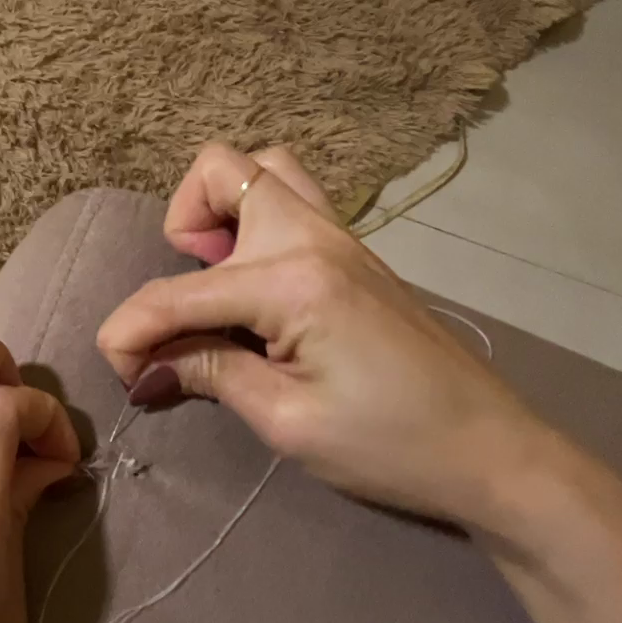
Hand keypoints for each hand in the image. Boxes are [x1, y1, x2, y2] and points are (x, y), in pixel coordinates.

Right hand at [96, 141, 560, 526]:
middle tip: (192, 297)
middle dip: (180, 226)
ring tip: (221, 274)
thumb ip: (208, 373)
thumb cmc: (392, 446)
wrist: (498, 454)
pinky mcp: (353, 252)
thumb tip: (145, 365)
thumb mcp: (285, 420)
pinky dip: (253, 220)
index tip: (124, 374)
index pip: (178, 293)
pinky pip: (291, 197)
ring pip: (263, 168)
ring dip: (221, 208)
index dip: (130, 332)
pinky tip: (257, 285)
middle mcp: (312, 236)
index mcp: (292, 281)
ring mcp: (339, 236)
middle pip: (220, 171)